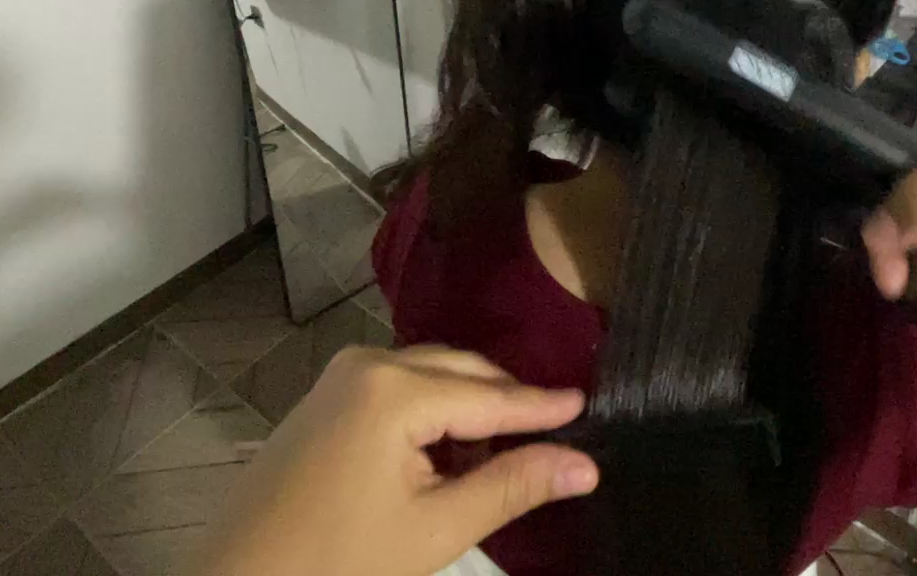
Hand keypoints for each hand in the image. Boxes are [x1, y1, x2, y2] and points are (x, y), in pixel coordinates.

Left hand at [195, 345, 598, 575]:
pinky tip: (446, 447)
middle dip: (505, 400)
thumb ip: (512, 486)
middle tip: (553, 430)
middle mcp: (370, 360)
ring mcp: (344, 371)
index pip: (488, 396)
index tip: (587, 401)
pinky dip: (433, 406)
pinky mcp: (330, 390)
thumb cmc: (337, 563)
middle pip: (460, 370)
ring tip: (500, 450)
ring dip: (469, 404)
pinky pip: (401, 382)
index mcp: (394, 389)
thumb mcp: (433, 529)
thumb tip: (583, 464)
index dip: (540, 404)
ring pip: (432, 372)